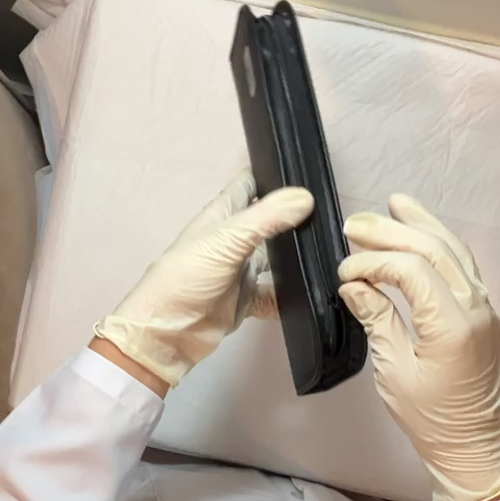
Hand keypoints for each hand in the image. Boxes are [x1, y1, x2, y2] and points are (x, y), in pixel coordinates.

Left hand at [95, 172, 314, 387]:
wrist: (169, 333)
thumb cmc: (187, 277)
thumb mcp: (227, 239)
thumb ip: (267, 217)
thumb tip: (307, 197)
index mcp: (222, 217)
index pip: (247, 185)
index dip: (270, 175)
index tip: (304, 168)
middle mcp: (233, 241)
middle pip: (268, 223)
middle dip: (293, 218)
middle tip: (330, 213)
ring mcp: (240, 272)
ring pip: (275, 259)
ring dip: (295, 258)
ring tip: (330, 250)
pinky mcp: (246, 300)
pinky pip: (275, 295)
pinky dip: (290, 295)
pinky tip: (311, 291)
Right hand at [338, 195, 499, 500]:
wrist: (470, 439)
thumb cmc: (429, 415)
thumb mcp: (394, 370)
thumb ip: (378, 319)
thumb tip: (356, 285)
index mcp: (453, 326)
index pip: (412, 271)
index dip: (374, 263)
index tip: (345, 271)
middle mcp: (475, 308)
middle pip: (434, 250)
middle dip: (393, 232)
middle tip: (356, 223)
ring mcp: (484, 306)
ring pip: (454, 250)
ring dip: (422, 225)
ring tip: (395, 203)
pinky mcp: (483, 310)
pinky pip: (463, 265)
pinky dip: (441, 243)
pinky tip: (422, 231)